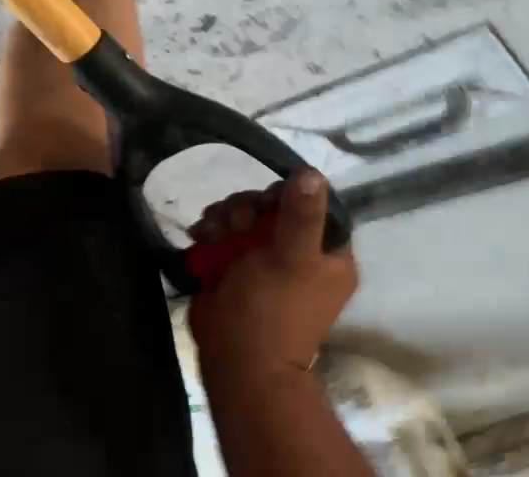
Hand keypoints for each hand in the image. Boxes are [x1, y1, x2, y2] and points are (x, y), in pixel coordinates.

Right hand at [186, 171, 357, 378]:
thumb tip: (312, 171)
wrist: (236, 356)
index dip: (285, 197)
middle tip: (233, 226)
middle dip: (244, 209)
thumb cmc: (272, 308)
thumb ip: (300, 215)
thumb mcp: (290, 258)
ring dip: (223, 218)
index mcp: (328, 254)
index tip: (265, 206)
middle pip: (270, 207)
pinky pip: (223, 232)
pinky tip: (200, 237)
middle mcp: (300, 253)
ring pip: (243, 216)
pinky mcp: (235, 265)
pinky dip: (211, 230)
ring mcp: (265, 260)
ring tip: (211, 235)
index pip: (312, 205)